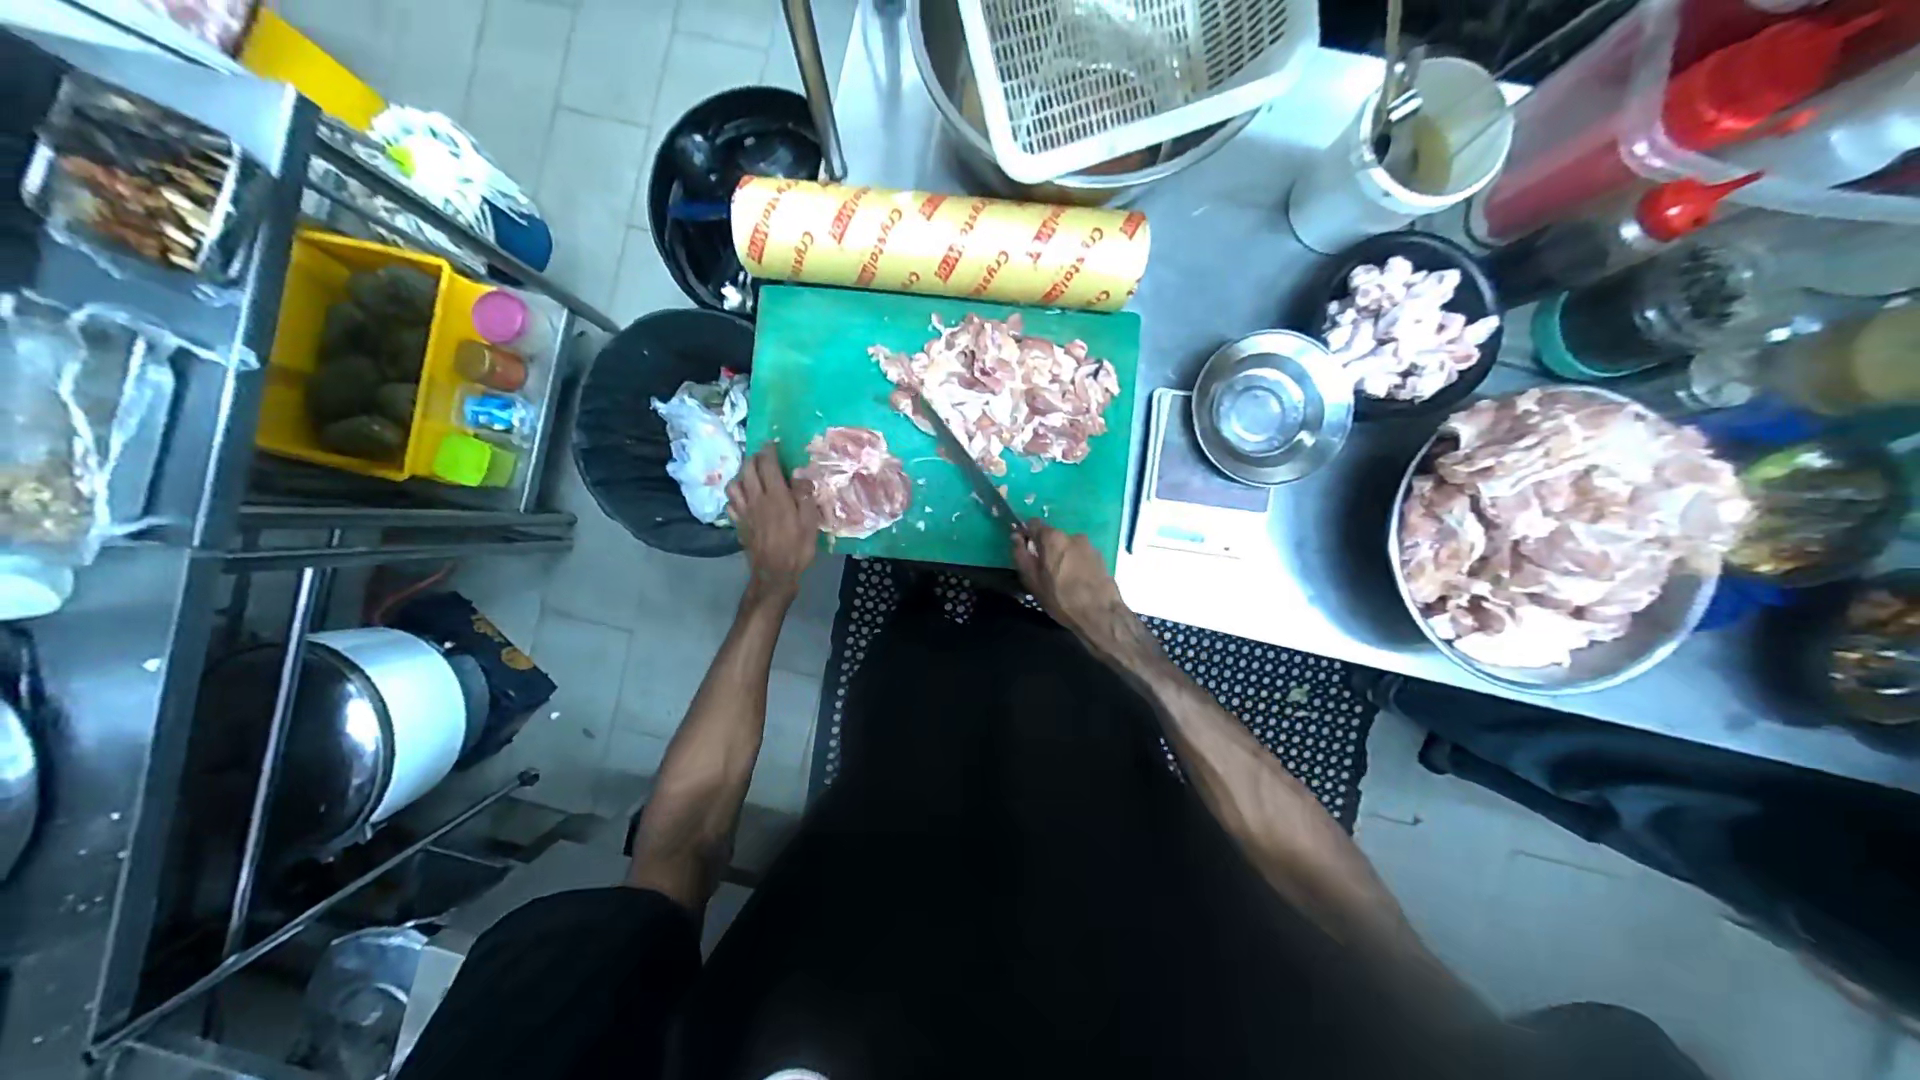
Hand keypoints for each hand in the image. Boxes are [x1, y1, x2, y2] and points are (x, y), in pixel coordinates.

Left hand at [728, 443, 820, 604]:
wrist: (774, 574)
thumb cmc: (797, 548)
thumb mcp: (810, 521)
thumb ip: (804, 495)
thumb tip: (799, 474)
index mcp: (776, 495)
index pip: (768, 465)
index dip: (769, 451)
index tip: (772, 444)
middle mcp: (756, 498)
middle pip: (748, 469)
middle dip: (754, 458)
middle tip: (763, 456)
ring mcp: (744, 511)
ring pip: (734, 484)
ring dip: (741, 474)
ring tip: (750, 475)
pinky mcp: (739, 523)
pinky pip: (731, 503)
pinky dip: (735, 495)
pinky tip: (743, 498)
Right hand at [1011, 523, 1136, 657]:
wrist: (1099, 614)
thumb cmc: (1060, 598)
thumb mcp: (1032, 580)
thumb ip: (1021, 555)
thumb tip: (1016, 537)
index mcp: (1053, 537)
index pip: (1034, 524)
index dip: (1027, 535)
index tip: (1026, 550)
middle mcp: (1073, 535)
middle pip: (1053, 537)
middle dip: (1047, 550)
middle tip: (1044, 572)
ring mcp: (1089, 546)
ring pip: (1068, 547)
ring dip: (1063, 558)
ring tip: (1063, 580)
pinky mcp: (1101, 558)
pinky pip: (1081, 556)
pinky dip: (1076, 564)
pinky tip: (1077, 582)